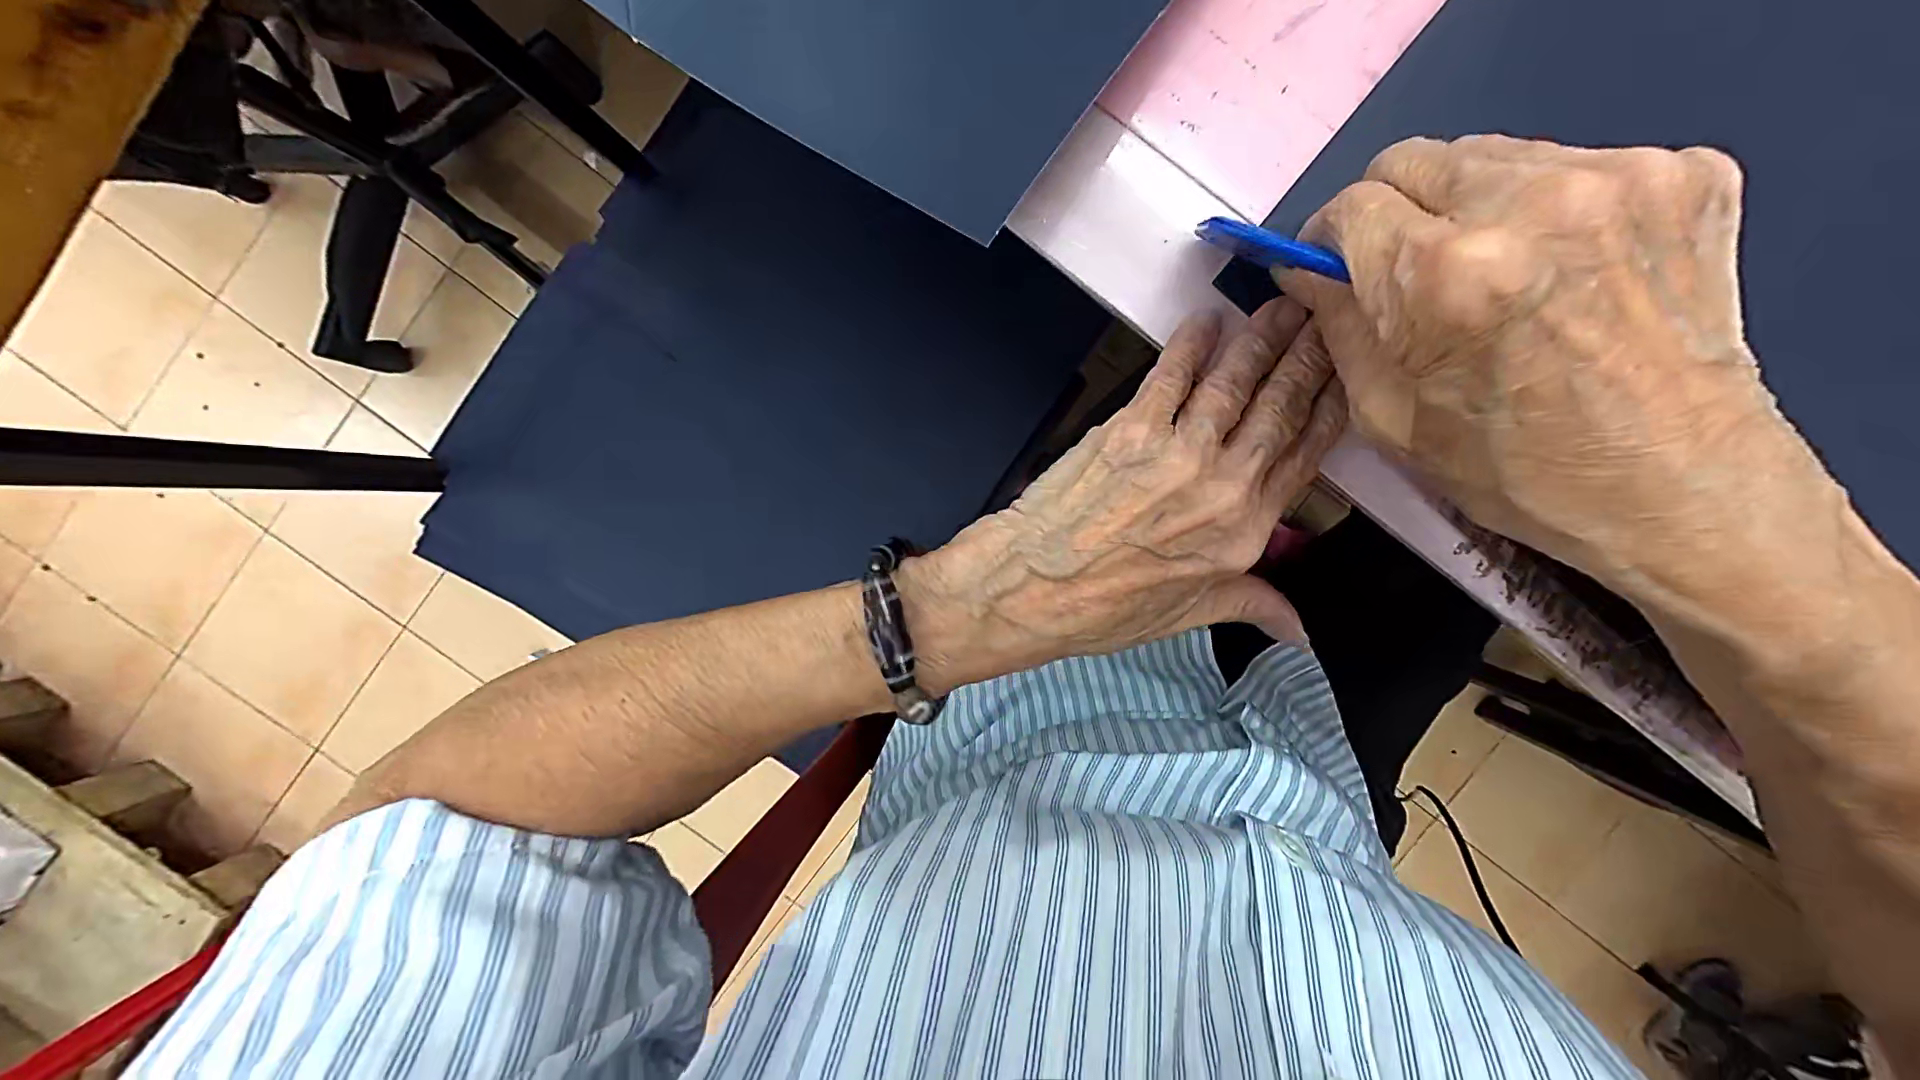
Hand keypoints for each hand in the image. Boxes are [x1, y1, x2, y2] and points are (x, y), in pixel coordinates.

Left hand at [899, 298, 1346, 690]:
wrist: (1031, 587)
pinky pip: (1171, 374)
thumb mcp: (1187, 616)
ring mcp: (1178, 450)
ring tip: (1280, 309)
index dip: (1328, 406)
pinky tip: (1205, 324)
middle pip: (1279, 406)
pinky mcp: (1131, 427)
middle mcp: (1224, 483)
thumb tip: (1298, 628)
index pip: (1305, 453)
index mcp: (1246, 529)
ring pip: (1234, 382)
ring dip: (1260, 339)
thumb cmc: (1105, 609)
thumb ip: (1249, 603)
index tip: (1343, 371)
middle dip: (1306, 358)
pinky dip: (1191, 344)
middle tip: (1323, 318)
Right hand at [1272, 136, 1844, 605]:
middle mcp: (1532, 204)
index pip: (1351, 206)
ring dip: (1457, 207)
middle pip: (1412, 161)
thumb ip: (1338, 324)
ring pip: (1483, 157)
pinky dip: (1531, 208)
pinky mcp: (1684, 173)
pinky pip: (1562, 165)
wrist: (1670, 484)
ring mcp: (1620, 178)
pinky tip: (1546, 267)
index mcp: (1445, 277)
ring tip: (1477, 271)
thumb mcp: (1383, 412)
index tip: (1329, 267)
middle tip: (1395, 270)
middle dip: (1385, 213)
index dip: (1325, 238)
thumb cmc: (1507, 468)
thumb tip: (1305, 270)